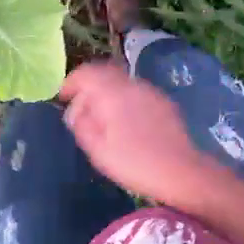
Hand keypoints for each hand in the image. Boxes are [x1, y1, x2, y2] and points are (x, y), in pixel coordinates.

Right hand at [59, 60, 223, 209]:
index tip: (62, 97)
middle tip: (79, 104)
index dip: (71, 82)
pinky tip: (125, 121)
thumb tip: (74, 110)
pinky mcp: (163, 101)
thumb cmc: (135, 163)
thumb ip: (82, 125)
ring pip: (121, 81)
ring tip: (100, 115)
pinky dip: (123, 98)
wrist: (182, 171)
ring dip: (106, 91)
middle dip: (88, 84)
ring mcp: (149, 90)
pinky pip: (136, 91)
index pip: (86, 73)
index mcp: (112, 92)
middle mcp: (131, 83)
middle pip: (104, 72)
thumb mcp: (98, 150)